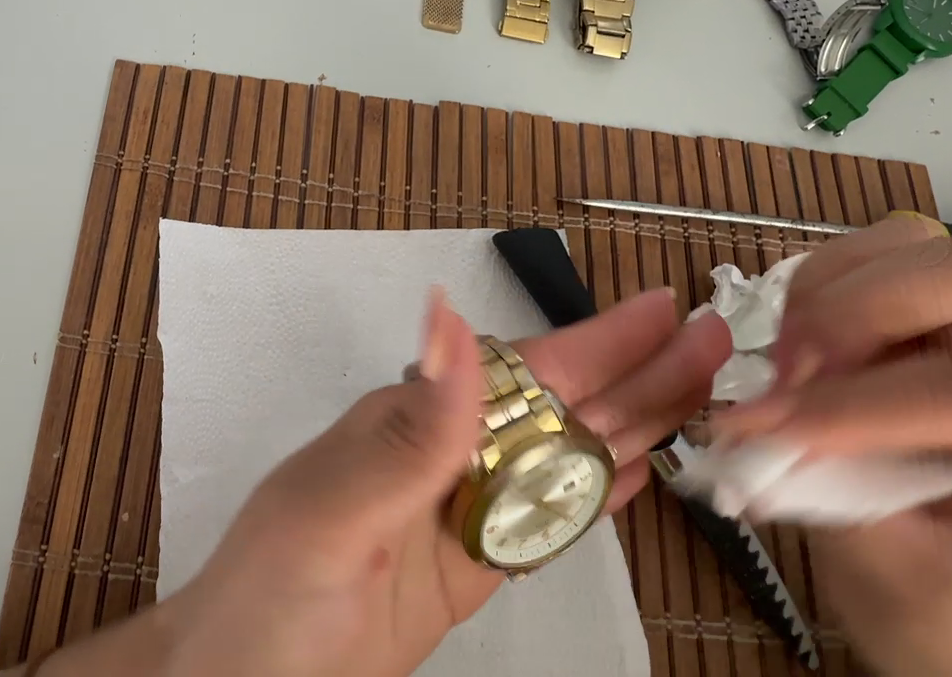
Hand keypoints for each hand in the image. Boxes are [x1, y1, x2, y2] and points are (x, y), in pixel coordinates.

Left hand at [37, 287, 729, 676]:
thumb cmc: (273, 590)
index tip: (661, 311)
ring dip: (631, 423)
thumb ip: (408, 428)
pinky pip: (545, 522)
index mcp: (413, 423)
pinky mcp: (471, 566)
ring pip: (561, 458)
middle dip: (634, 373)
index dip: (595, 344)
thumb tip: (446, 315)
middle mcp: (445, 453)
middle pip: (555, 407)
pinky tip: (638, 470)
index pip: (522, 372)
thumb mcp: (335, 509)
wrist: (239, 675)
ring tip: (699, 395)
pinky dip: (595, 494)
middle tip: (712, 341)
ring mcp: (462, 510)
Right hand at [715, 214, 951, 676]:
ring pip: (912, 249)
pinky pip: (871, 267)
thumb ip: (832, 499)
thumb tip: (751, 427)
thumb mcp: (904, 592)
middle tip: (791, 374)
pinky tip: (797, 354)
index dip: (859, 405)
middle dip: (855, 314)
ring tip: (789, 364)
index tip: (762, 429)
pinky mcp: (933, 339)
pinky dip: (814, 293)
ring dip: (827, 294)